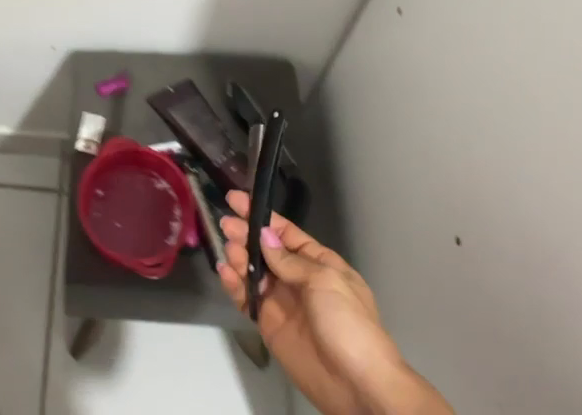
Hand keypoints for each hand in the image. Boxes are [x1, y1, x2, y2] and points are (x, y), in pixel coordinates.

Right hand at [216, 191, 451, 414]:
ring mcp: (282, 301)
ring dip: (239, 257)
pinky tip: (224, 272)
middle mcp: (298, 279)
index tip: (236, 200)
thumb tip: (264, 237)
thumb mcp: (324, 281)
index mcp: (319, 263)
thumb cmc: (348, 322)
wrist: (357, 382)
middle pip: (266, 250)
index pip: (285, 233)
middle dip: (246, 234)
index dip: (262, 216)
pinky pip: (248, 299)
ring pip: (254, 272)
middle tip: (226, 224)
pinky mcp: (269, 324)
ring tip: (228, 249)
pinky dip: (234, 285)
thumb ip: (289, 261)